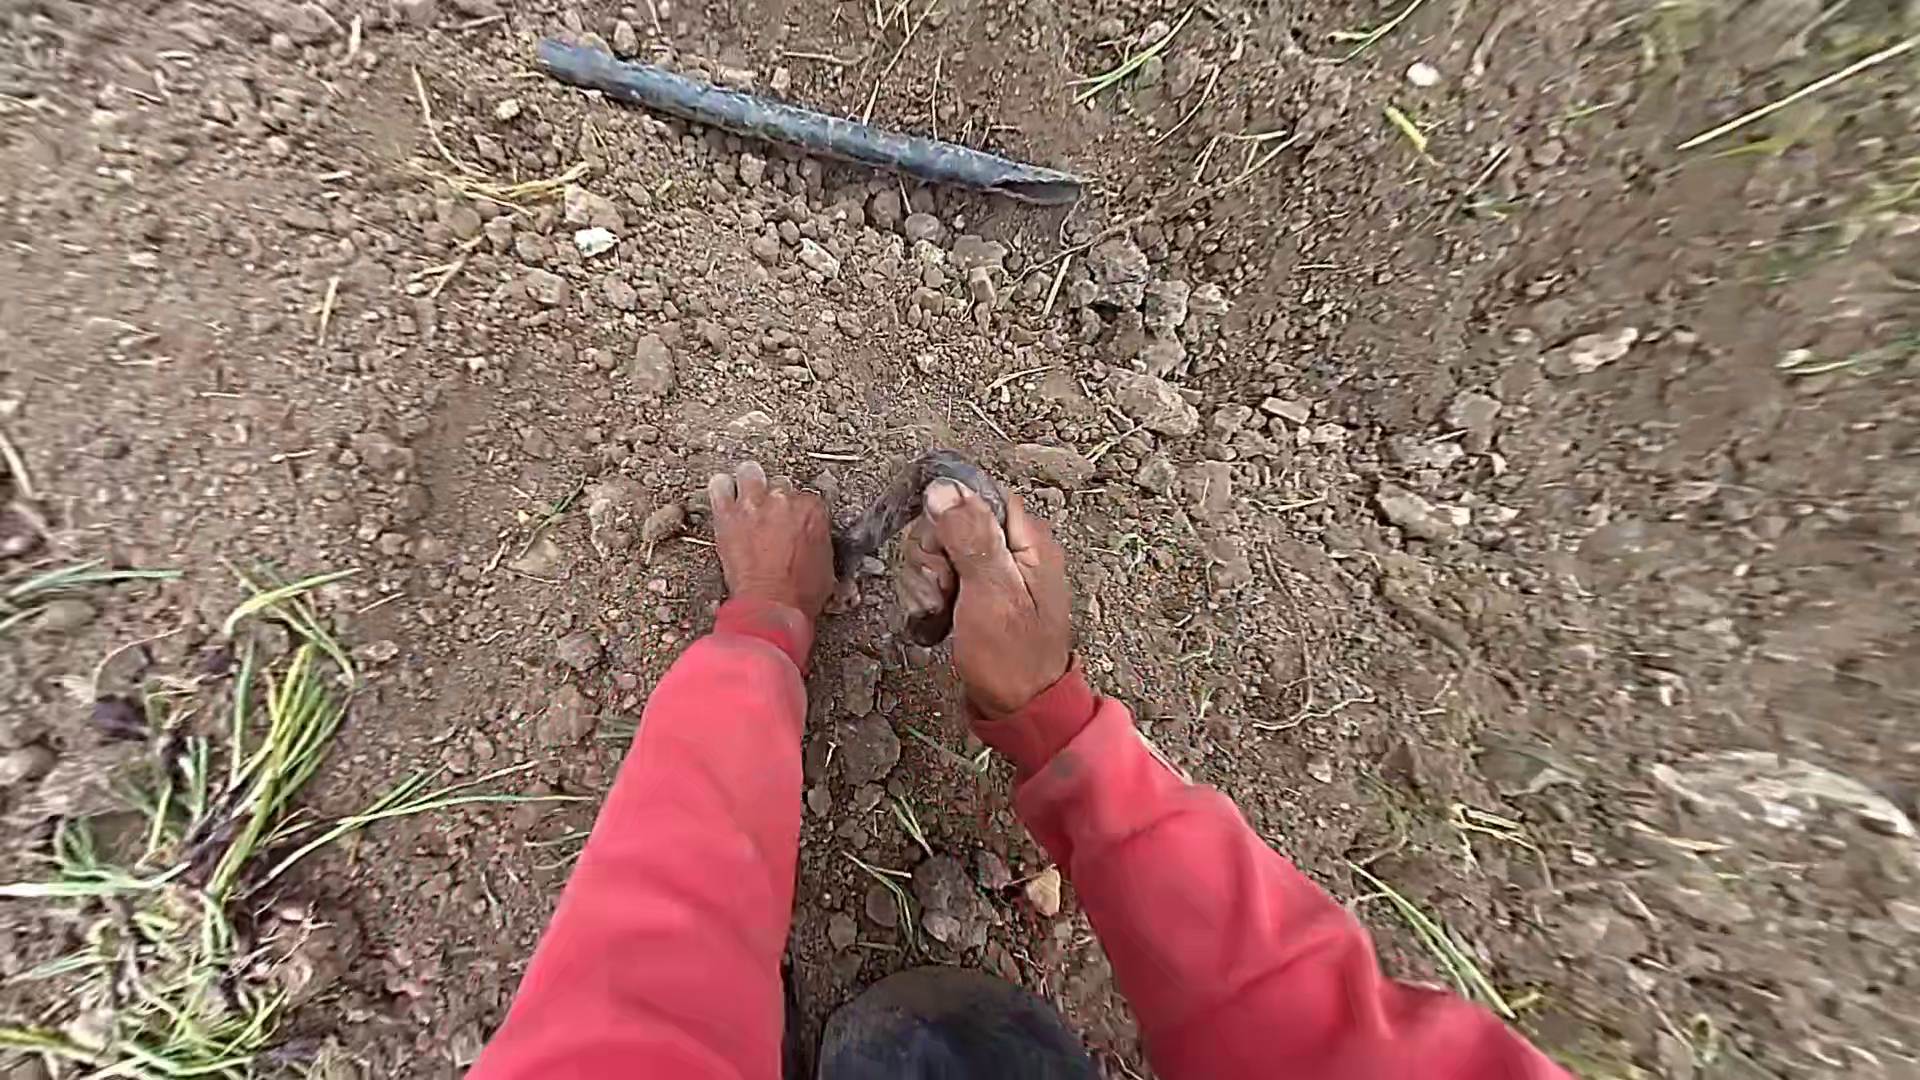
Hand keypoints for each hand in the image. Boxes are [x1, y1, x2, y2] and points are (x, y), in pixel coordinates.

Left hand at [708, 461, 834, 620]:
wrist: (772, 606)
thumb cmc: (800, 592)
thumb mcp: (826, 565)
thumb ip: (820, 541)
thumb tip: (815, 542)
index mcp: (813, 510)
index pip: (811, 494)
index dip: (802, 506)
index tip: (797, 514)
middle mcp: (785, 500)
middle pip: (781, 484)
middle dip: (777, 498)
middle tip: (773, 513)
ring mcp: (754, 505)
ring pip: (751, 474)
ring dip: (751, 481)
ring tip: (748, 490)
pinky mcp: (728, 515)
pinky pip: (721, 487)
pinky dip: (722, 489)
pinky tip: (724, 492)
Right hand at [902, 479, 1071, 716]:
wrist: (1018, 708)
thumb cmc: (1013, 657)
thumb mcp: (992, 594)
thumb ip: (971, 538)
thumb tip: (945, 488)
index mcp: (1028, 541)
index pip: (979, 496)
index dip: (951, 515)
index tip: (941, 547)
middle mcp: (1011, 550)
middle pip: (952, 521)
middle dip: (934, 554)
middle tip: (944, 586)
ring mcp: (990, 572)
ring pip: (938, 550)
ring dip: (926, 579)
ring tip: (940, 608)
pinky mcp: (972, 592)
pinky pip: (937, 576)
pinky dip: (927, 595)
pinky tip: (934, 616)